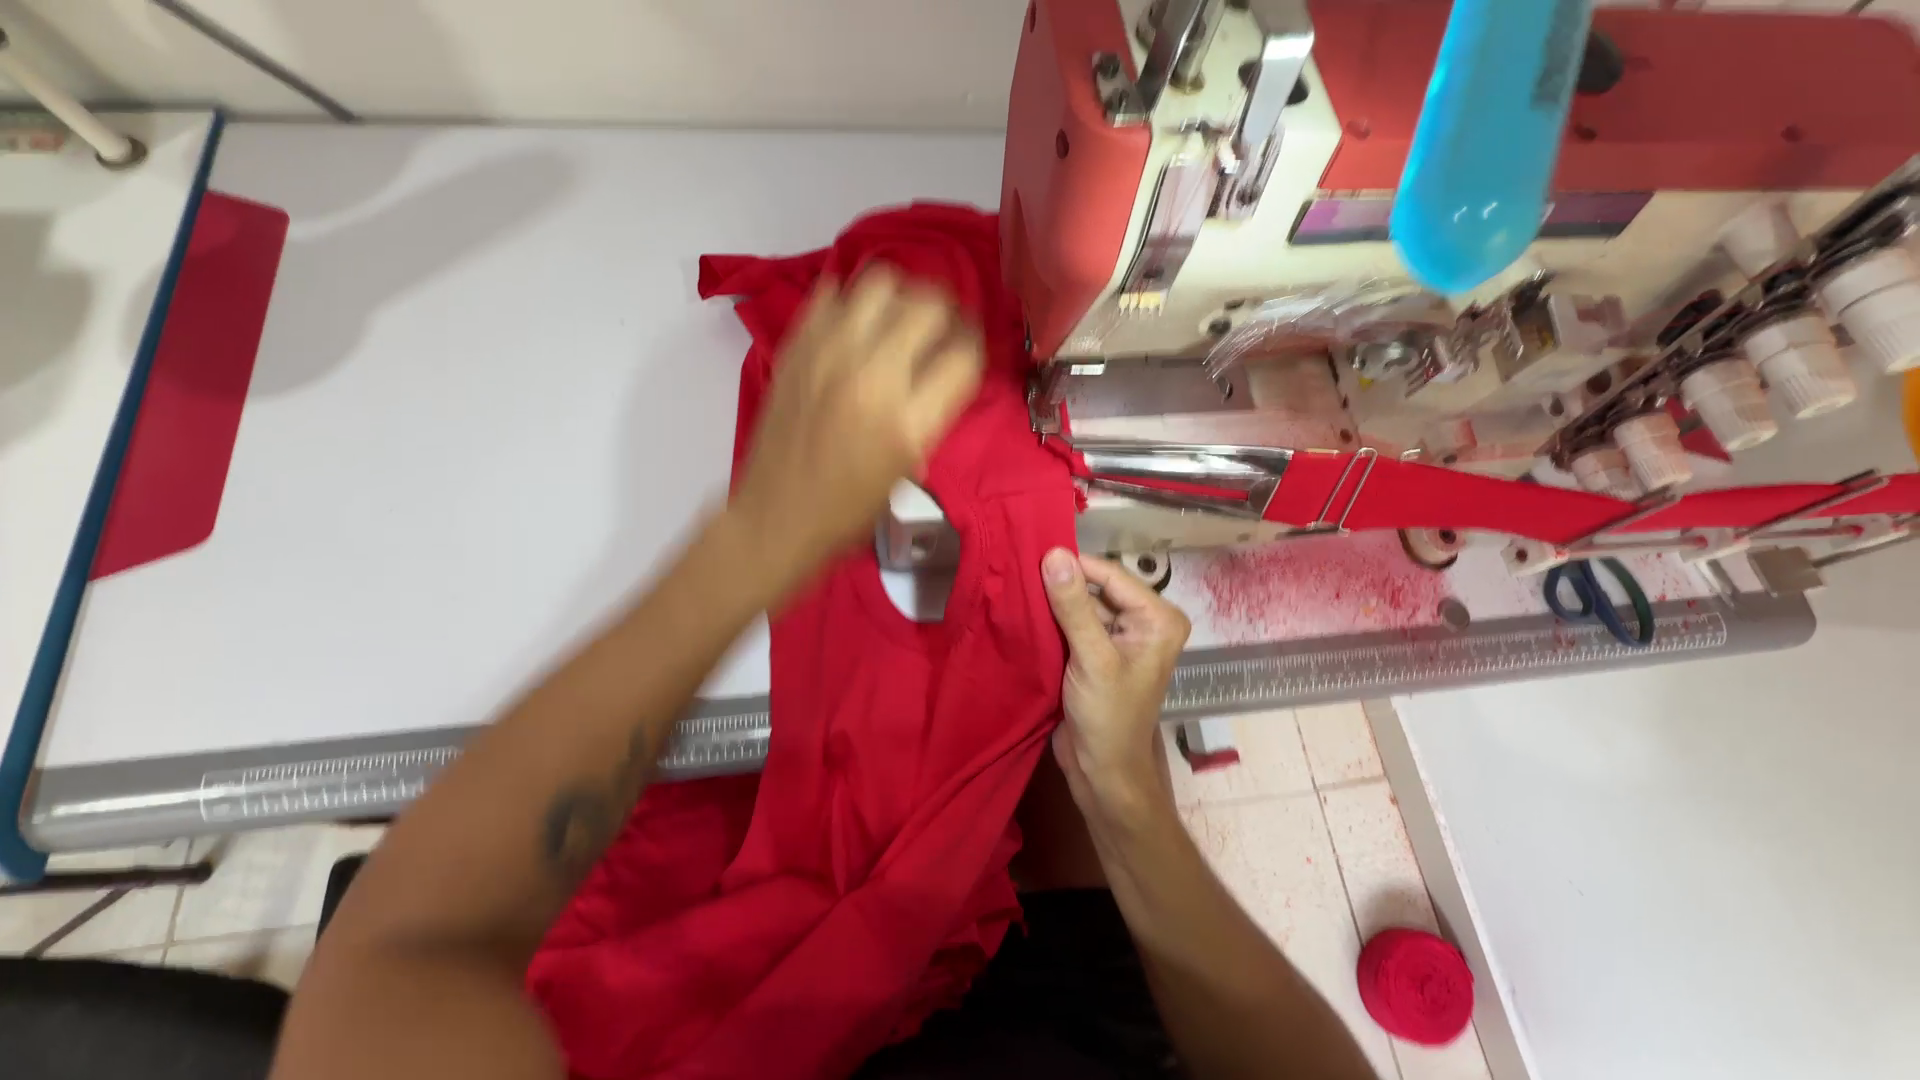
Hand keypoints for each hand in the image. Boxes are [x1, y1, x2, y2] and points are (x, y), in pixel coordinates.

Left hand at [732, 265, 983, 592]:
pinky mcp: (796, 347)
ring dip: (899, 296)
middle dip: (946, 313)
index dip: (974, 347)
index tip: (967, 351)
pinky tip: (855, 323)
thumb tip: (942, 374)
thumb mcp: (907, 470)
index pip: (964, 355)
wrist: (776, 516)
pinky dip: (851, 301)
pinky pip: (831, 294)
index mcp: (907, 421)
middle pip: (928, 306)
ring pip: (881, 284)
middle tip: (939, 328)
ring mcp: (828, 354)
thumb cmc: (848, 509)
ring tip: (898, 316)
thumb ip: (931, 415)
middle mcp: (872, 376)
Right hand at [1041, 549, 1191, 826]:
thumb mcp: (1091, 657)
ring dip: (1054, 602)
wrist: (1102, 772)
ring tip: (1017, 588)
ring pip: (1083, 605)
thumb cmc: (1108, 716)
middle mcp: (1146, 622)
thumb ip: (1073, 606)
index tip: (1031, 554)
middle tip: (1020, 569)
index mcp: (1159, 618)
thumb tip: (1054, 555)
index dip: (1074, 566)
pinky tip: (1027, 612)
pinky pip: (1075, 624)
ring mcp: (1121, 638)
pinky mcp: (1098, 653)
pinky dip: (1054, 620)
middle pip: (1098, 588)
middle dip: (1063, 583)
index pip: (1112, 576)